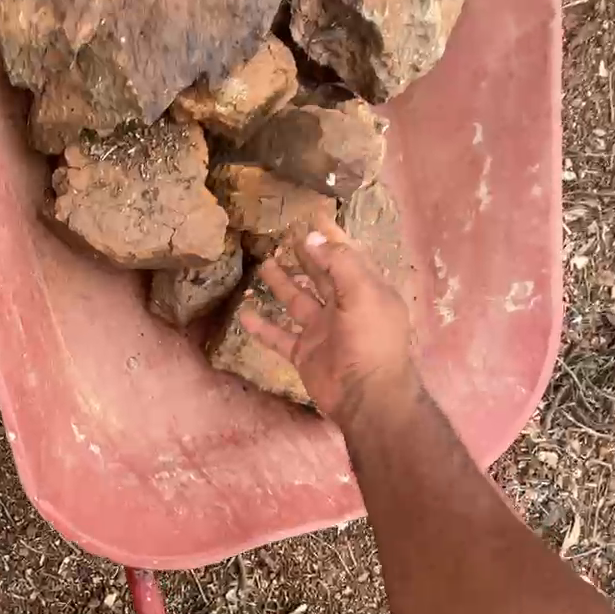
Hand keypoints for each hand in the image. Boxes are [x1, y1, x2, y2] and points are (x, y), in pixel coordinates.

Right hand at [240, 210, 419, 433]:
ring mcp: (322, 331)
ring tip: (263, 264)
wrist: (366, 397)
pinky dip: (262, 326)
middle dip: (305, 255)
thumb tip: (313, 237)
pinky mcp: (304, 352)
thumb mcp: (362, 295)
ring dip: (282, 283)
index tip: (313, 215)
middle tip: (283, 236)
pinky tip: (244, 313)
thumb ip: (339, 265)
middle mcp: (344, 307)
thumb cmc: (371, 342)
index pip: (347, 256)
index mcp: (366, 290)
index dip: (331, 236)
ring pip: (297, 301)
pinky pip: (278, 335)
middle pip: (321, 275)